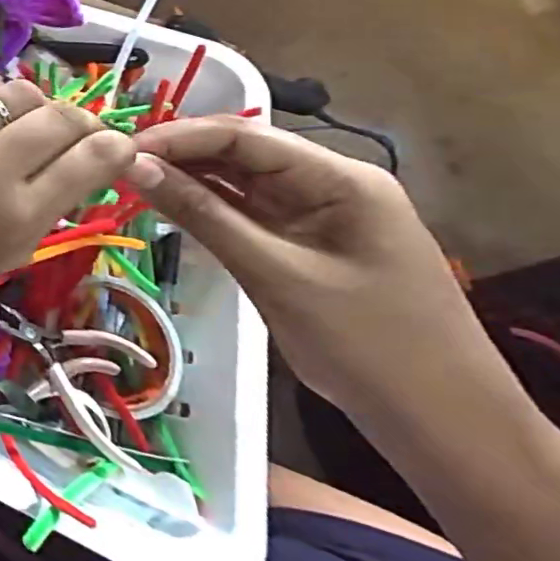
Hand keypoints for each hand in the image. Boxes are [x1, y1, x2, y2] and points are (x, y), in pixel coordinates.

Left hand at [0, 45, 138, 311]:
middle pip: (59, 118)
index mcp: (14, 215)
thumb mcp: (11, 252)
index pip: (91, 159)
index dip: (116, 147)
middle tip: (75, 133)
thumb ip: (55, 208)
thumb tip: (94, 162)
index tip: (115, 146)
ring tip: (24, 121)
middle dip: (83, 123)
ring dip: (29, 106)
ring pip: (12, 92)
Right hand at [128, 117, 519, 422]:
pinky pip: (244, 210)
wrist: (446, 426)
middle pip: (239, 151)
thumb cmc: (371, 346)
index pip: (243, 135)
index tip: (119, 151)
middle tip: (114, 167)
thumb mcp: (276, 274)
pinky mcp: (302, 240)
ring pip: (236, 180)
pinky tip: (166, 204)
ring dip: (186, 179)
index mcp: (340, 178)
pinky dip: (204, 206)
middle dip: (176, 154)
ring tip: (128, 182)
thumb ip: (203, 215)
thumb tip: (134, 166)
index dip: (176, 137)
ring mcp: (316, 212)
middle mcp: (328, 183)